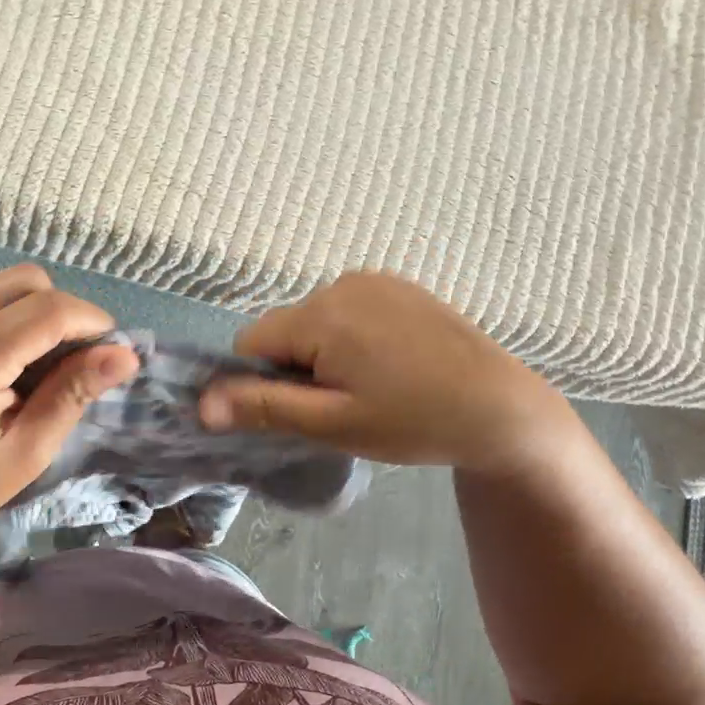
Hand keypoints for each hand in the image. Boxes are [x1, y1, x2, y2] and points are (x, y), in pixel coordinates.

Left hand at [0, 265, 139, 543]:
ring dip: (37, 313)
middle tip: (78, 360)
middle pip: (27, 281)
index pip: (48, 310)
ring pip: (3, 287)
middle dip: (65, 311)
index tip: (112, 352)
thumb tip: (125, 356)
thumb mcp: (25, 453)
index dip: (91, 322)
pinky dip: (10, 320)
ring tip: (46, 368)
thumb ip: (71, 395)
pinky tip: (13, 369)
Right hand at [198, 272, 575, 471]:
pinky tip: (389, 365)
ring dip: (323, 353)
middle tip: (345, 404)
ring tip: (372, 386)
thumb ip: (263, 407)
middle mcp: (342, 283)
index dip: (264, 382)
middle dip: (297, 367)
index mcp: (321, 314)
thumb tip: (201, 405)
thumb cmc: (414, 421)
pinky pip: (347, 311)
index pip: (250, 343)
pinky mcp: (400, 286)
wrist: (502, 409)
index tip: (307, 410)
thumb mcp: (333, 424)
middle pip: (283, 330)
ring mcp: (375, 280)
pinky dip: (351, 338)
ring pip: (313, 322)